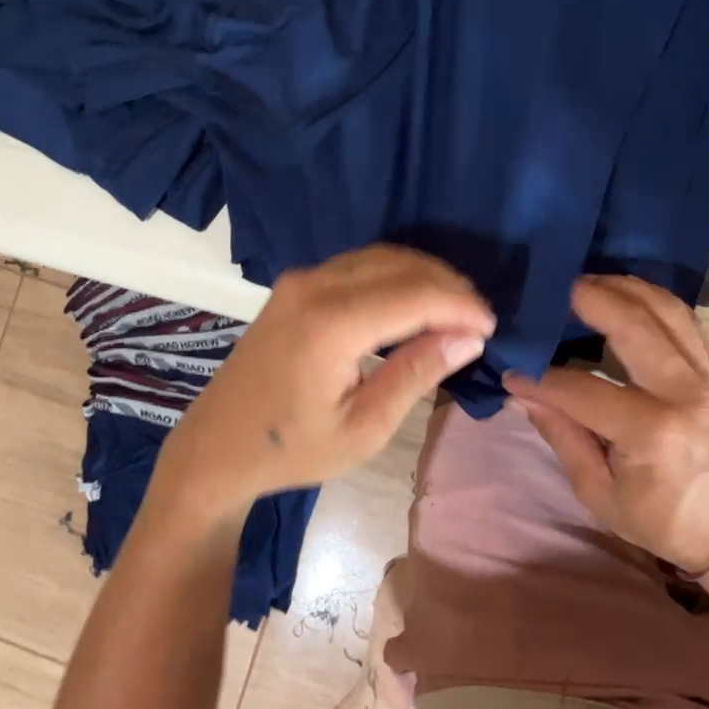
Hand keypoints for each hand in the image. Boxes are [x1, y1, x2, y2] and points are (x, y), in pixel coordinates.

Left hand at [156, 244, 494, 508]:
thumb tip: (468, 338)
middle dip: (448, 286)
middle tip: (478, 321)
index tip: (491, 330)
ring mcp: (299, 281)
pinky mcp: (292, 287)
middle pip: (401, 266)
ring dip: (423, 277)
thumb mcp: (364, 428)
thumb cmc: (291, 450)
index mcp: (331, 324)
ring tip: (455, 312)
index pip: (416, 294)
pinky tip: (413, 304)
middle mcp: (314, 287)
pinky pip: (357, 265)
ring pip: (379, 258)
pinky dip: (394, 277)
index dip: (461, 307)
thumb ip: (415, 375)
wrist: (217, 447)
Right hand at [504, 275, 708, 573]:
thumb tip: (524, 393)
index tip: (511, 371)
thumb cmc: (661, 520)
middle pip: (633, 324)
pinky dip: (653, 299)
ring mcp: (705, 376)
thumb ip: (563, 436)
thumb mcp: (599, 492)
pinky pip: (684, 320)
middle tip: (554, 287)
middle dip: (589, 298)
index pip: (582, 389)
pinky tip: (625, 294)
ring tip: (587, 281)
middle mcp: (683, 392)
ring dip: (624, 287)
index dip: (540, 379)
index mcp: (651, 431)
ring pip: (666, 309)